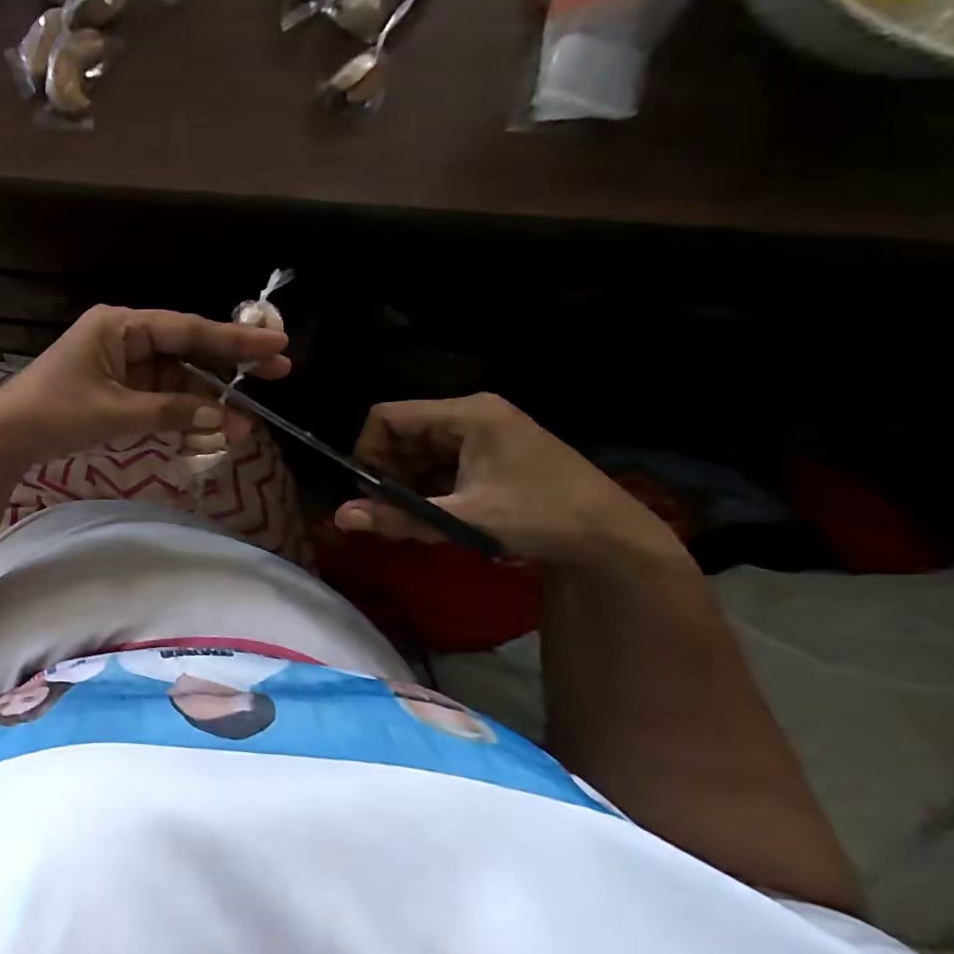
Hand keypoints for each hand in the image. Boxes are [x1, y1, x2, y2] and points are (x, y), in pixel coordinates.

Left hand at [0, 306, 290, 464]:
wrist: (5, 437)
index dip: (234, 339)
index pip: (187, 328)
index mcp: (119, 326)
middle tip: (278, 373)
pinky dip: (179, 412)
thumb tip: (224, 417)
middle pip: (185, 349)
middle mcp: (123, 338)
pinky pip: (157, 397)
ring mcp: (119, 365)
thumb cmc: (54, 414)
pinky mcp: (115, 390)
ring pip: (174, 378)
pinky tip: (210, 427)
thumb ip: (170, 412)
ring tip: (245, 423)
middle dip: (228, 366)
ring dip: (204, 400)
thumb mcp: (114, 413)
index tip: (276, 346)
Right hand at [333, 393, 680, 567]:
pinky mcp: (494, 451)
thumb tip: (339, 517)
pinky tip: (438, 511)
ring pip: (419, 447)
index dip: (368, 450)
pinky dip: (429, 483)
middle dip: (388, 469)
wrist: (614, 540)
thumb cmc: (540, 519)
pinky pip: (441, 459)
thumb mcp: (463, 519)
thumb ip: (398, 517)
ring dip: (407, 480)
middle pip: (403, 431)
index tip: (371, 488)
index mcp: (468, 415)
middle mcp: (474, 413)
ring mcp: (487, 431)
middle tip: (391, 509)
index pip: (388, 416)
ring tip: (414, 516)